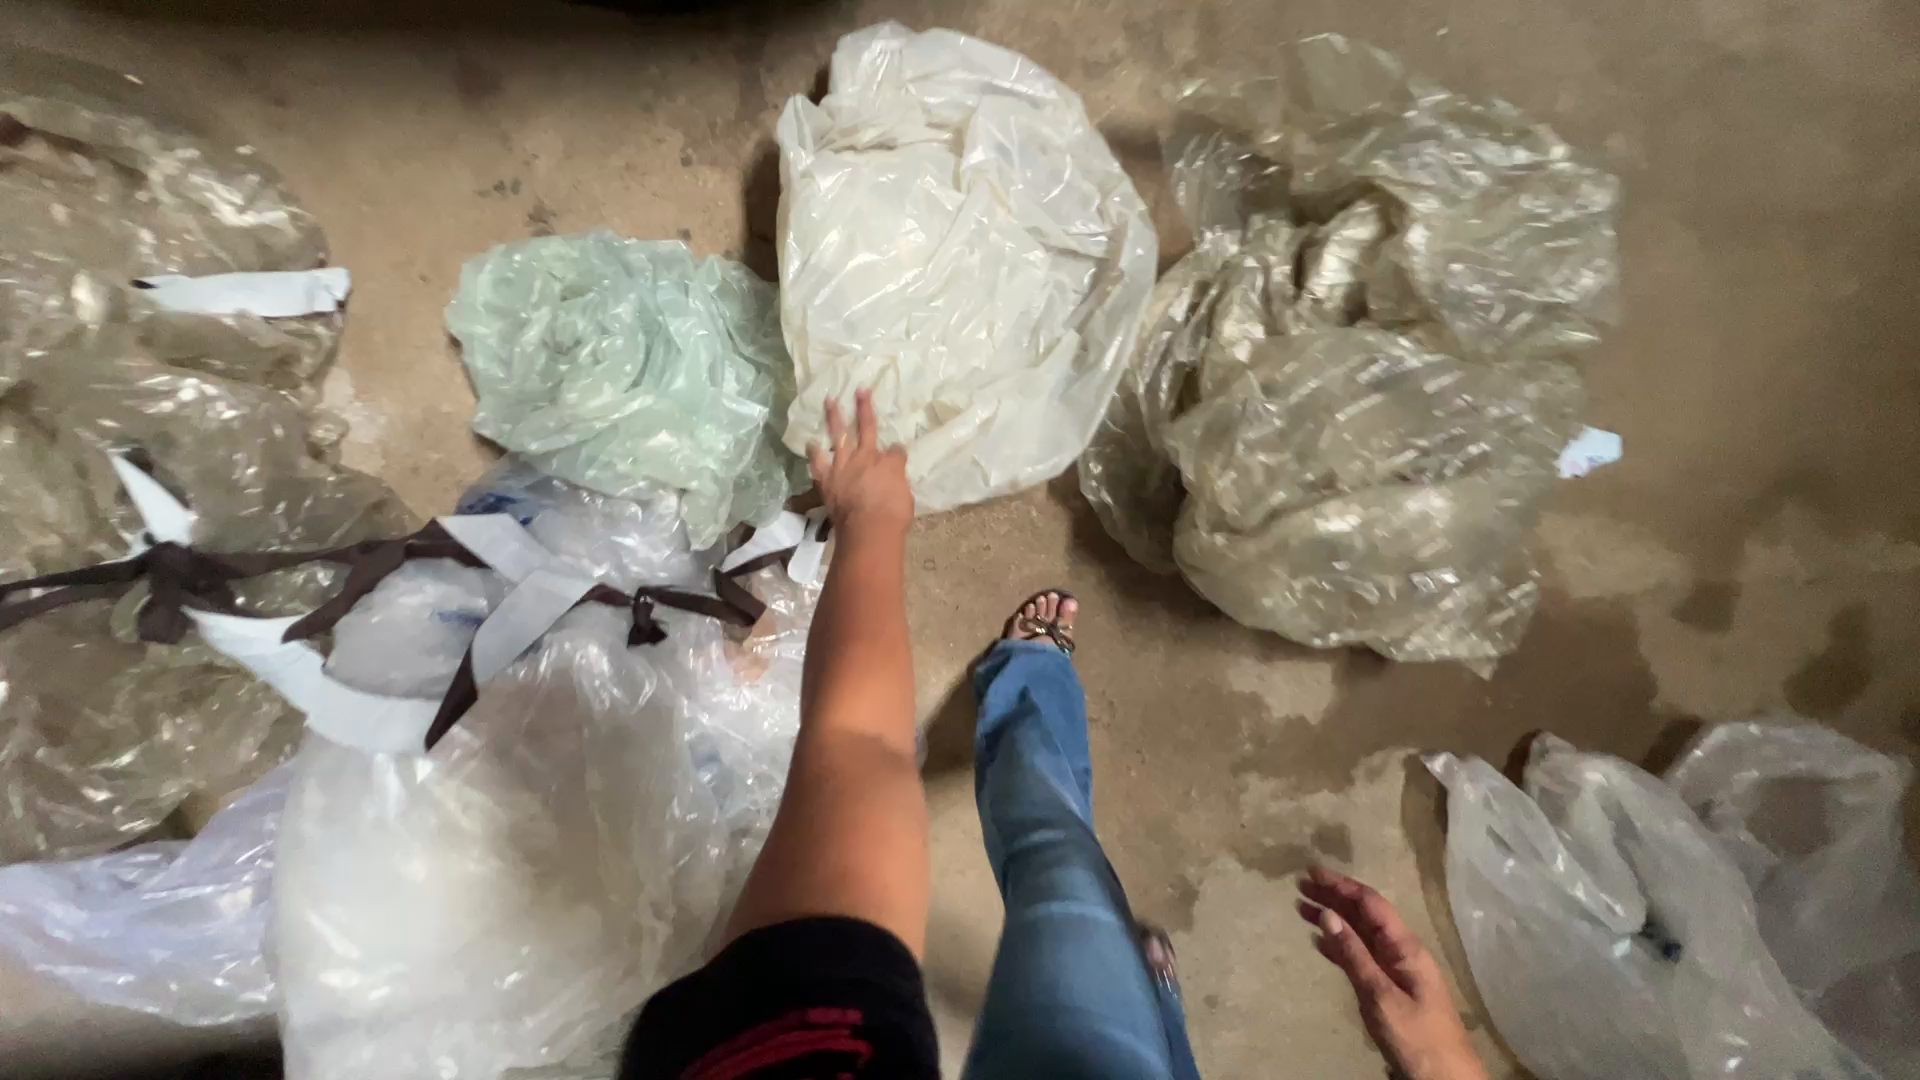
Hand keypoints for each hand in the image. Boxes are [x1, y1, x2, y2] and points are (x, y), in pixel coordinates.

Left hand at [807, 389, 912, 537]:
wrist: (869, 530)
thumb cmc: (893, 517)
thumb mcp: (906, 497)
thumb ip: (898, 483)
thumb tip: (894, 476)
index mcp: (889, 463)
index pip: (894, 451)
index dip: (895, 452)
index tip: (896, 453)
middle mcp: (865, 458)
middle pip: (866, 428)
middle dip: (864, 408)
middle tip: (860, 389)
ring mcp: (843, 468)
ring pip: (838, 436)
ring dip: (834, 417)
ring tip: (829, 400)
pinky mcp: (827, 481)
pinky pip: (818, 462)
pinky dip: (814, 452)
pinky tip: (811, 442)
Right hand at [1298, 867, 1488, 1079]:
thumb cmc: (1417, 1038)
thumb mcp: (1381, 996)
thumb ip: (1354, 954)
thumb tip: (1327, 914)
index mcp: (1406, 948)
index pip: (1371, 904)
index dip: (1342, 885)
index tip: (1312, 872)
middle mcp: (1401, 952)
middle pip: (1365, 915)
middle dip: (1334, 897)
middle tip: (1301, 886)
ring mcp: (1396, 971)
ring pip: (1360, 934)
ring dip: (1333, 919)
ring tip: (1302, 909)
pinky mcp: (1390, 989)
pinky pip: (1360, 956)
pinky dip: (1339, 945)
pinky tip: (1320, 941)